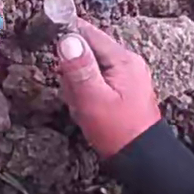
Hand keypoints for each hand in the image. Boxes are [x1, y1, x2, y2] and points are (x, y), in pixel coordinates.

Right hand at [56, 17, 161, 158]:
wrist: (142, 160)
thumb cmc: (119, 132)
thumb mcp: (93, 99)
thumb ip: (80, 69)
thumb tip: (68, 39)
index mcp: (123, 60)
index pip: (89, 33)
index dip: (68, 36)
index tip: (50, 42)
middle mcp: (128, 63)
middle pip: (88, 52)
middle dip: (74, 72)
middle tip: (75, 93)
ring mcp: (127, 76)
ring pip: (90, 69)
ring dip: (79, 86)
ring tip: (83, 106)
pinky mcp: (123, 89)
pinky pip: (97, 82)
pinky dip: (87, 94)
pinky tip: (88, 110)